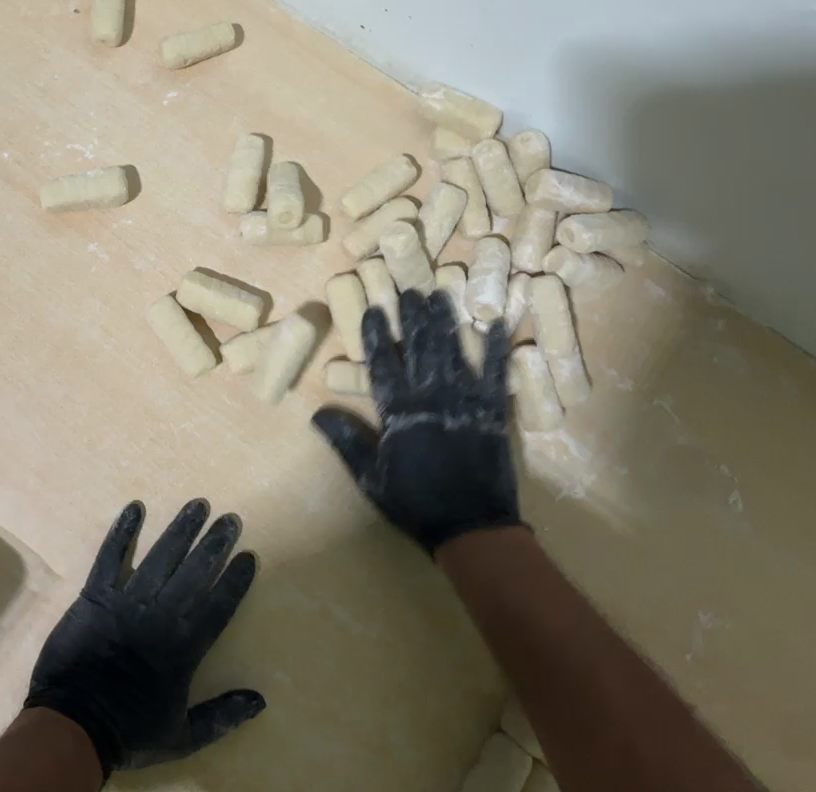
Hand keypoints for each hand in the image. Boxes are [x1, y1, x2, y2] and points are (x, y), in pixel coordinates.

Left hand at [25, 500, 264, 778]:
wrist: (73, 724)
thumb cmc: (129, 731)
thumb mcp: (182, 737)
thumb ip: (221, 716)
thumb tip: (259, 701)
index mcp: (183, 647)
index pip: (218, 606)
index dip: (235, 580)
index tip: (250, 556)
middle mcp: (160, 615)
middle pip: (194, 572)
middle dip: (214, 543)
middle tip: (230, 519)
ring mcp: (127, 600)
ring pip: (160, 556)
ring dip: (181, 529)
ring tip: (198, 505)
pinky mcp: (96, 594)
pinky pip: (110, 557)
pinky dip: (122, 531)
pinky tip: (135, 507)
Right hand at [311, 289, 520, 552]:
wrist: (473, 526)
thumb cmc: (416, 502)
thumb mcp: (371, 478)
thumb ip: (346, 442)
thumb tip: (316, 413)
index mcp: (399, 411)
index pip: (382, 362)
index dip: (377, 334)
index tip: (374, 309)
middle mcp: (431, 395)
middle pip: (419, 345)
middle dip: (412, 316)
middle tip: (409, 289)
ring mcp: (465, 399)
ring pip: (453, 349)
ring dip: (445, 320)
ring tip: (440, 293)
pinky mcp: (494, 409)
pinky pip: (496, 372)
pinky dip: (498, 347)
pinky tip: (499, 322)